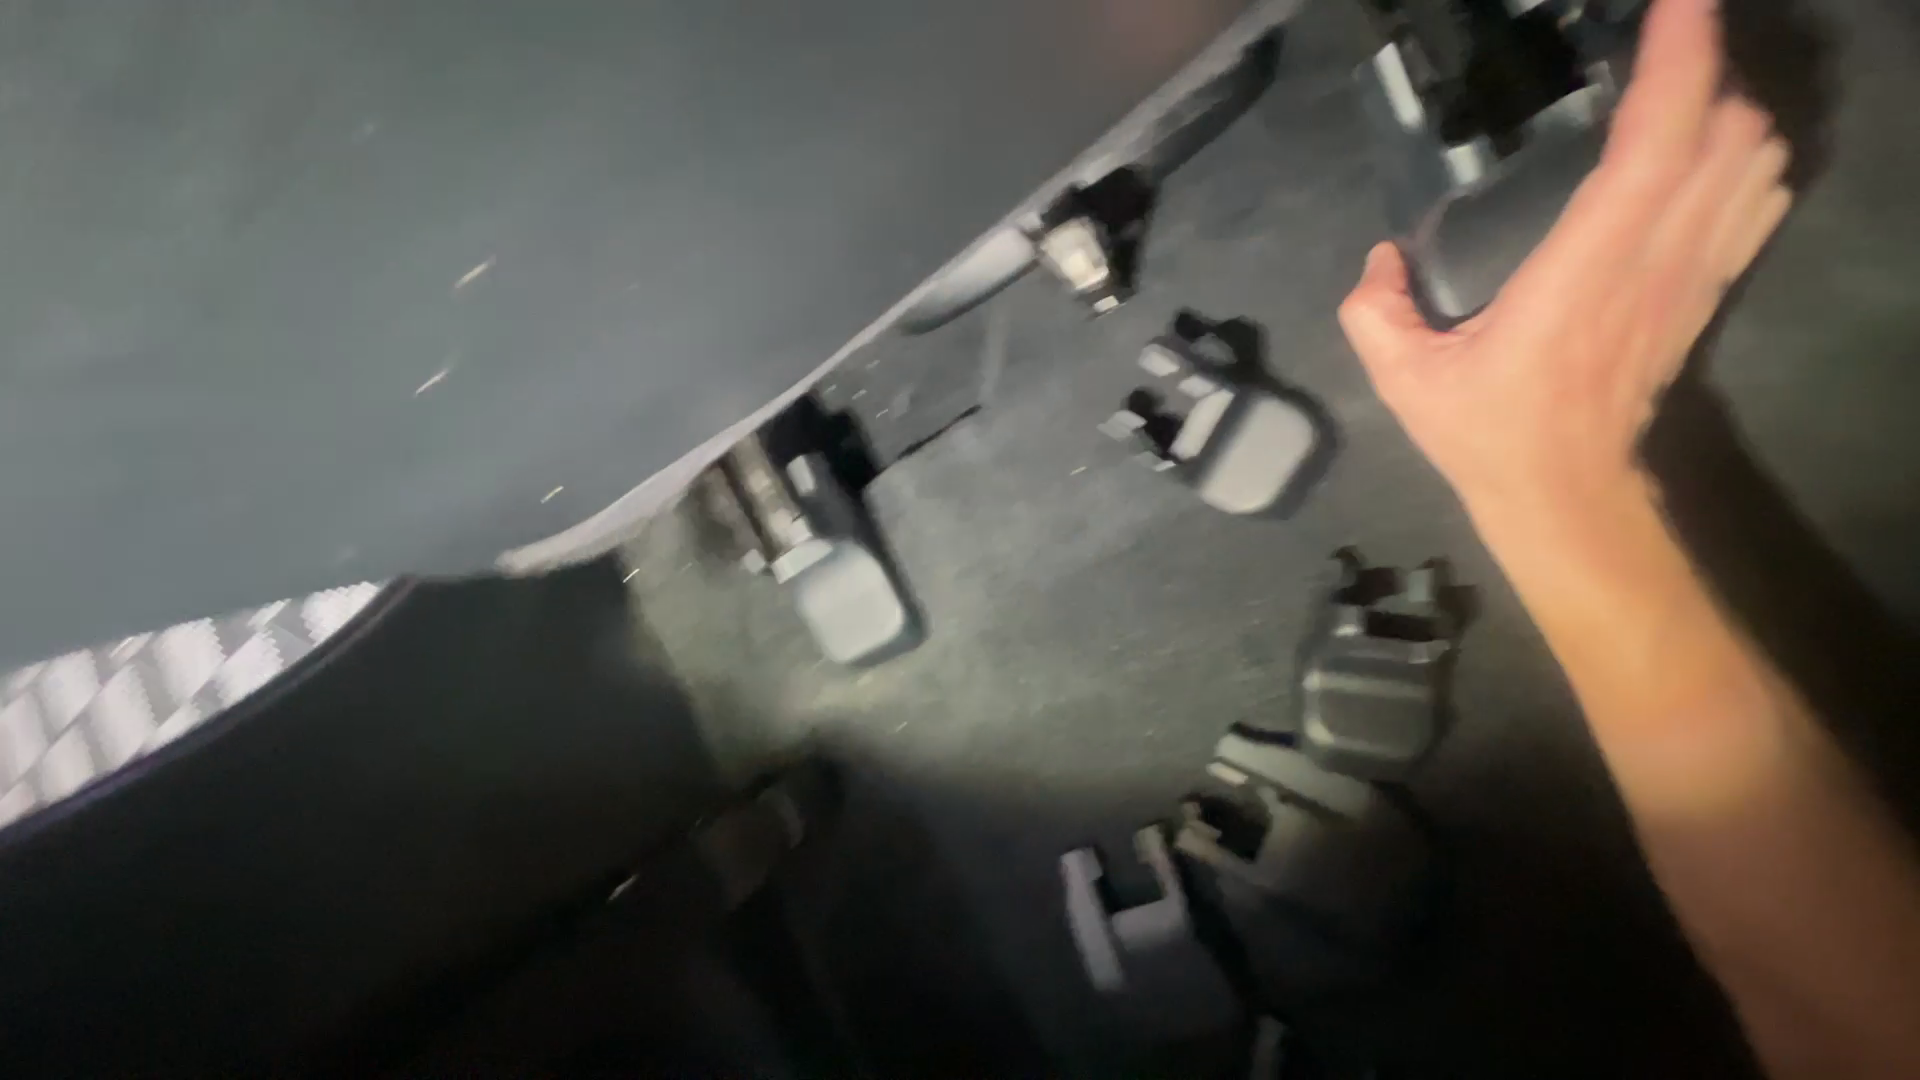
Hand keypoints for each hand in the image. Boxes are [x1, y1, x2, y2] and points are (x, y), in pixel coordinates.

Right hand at [1338, 0, 1791, 529]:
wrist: (1560, 488)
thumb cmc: (1482, 431)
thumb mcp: (1401, 379)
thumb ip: (1373, 313)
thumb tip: (1382, 259)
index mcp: (1579, 274)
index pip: (1654, 144)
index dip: (1677, 61)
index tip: (1677, 3)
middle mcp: (1652, 263)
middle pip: (1723, 132)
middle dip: (1704, 73)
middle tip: (1657, 48)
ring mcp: (1689, 278)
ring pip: (1751, 160)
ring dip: (1726, 111)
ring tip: (1677, 95)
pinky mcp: (1703, 294)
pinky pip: (1755, 200)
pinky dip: (1742, 158)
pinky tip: (1706, 156)